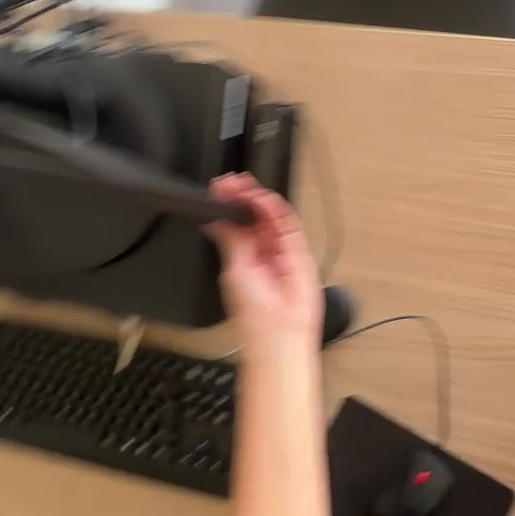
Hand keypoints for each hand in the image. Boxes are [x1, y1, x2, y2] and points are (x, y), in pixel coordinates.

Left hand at [204, 173, 321, 345]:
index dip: (229, 205)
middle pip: (255, 216)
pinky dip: (276, 210)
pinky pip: (288, 225)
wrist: (279, 333)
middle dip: (242, 198)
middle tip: (230, 183)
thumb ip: (229, 239)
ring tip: (244, 187)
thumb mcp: (234, 268)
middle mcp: (263, 252)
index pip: (237, 224)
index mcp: (244, 257)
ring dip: (258, 200)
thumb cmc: (255, 314)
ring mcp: (282, 251)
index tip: (218, 191)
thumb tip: (215, 217)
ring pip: (271, 217)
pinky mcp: (299, 252)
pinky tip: (262, 200)